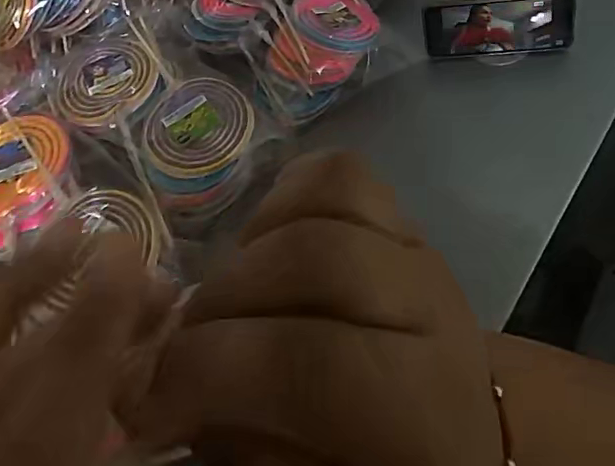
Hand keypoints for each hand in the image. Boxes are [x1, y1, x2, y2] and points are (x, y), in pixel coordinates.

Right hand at [125, 150, 504, 464]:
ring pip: (336, 190)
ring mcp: (420, 249)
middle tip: (184, 351)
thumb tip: (157, 394)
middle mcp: (427, 304)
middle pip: (316, 254)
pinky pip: (348, 175)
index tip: (149, 409)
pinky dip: (292, 192)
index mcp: (415, 400)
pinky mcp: (407, 224)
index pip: (308, 359)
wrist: (466, 435)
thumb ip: (244, 440)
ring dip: (258, 234)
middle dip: (224, 299)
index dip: (209, 373)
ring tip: (231, 294)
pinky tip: (266, 242)